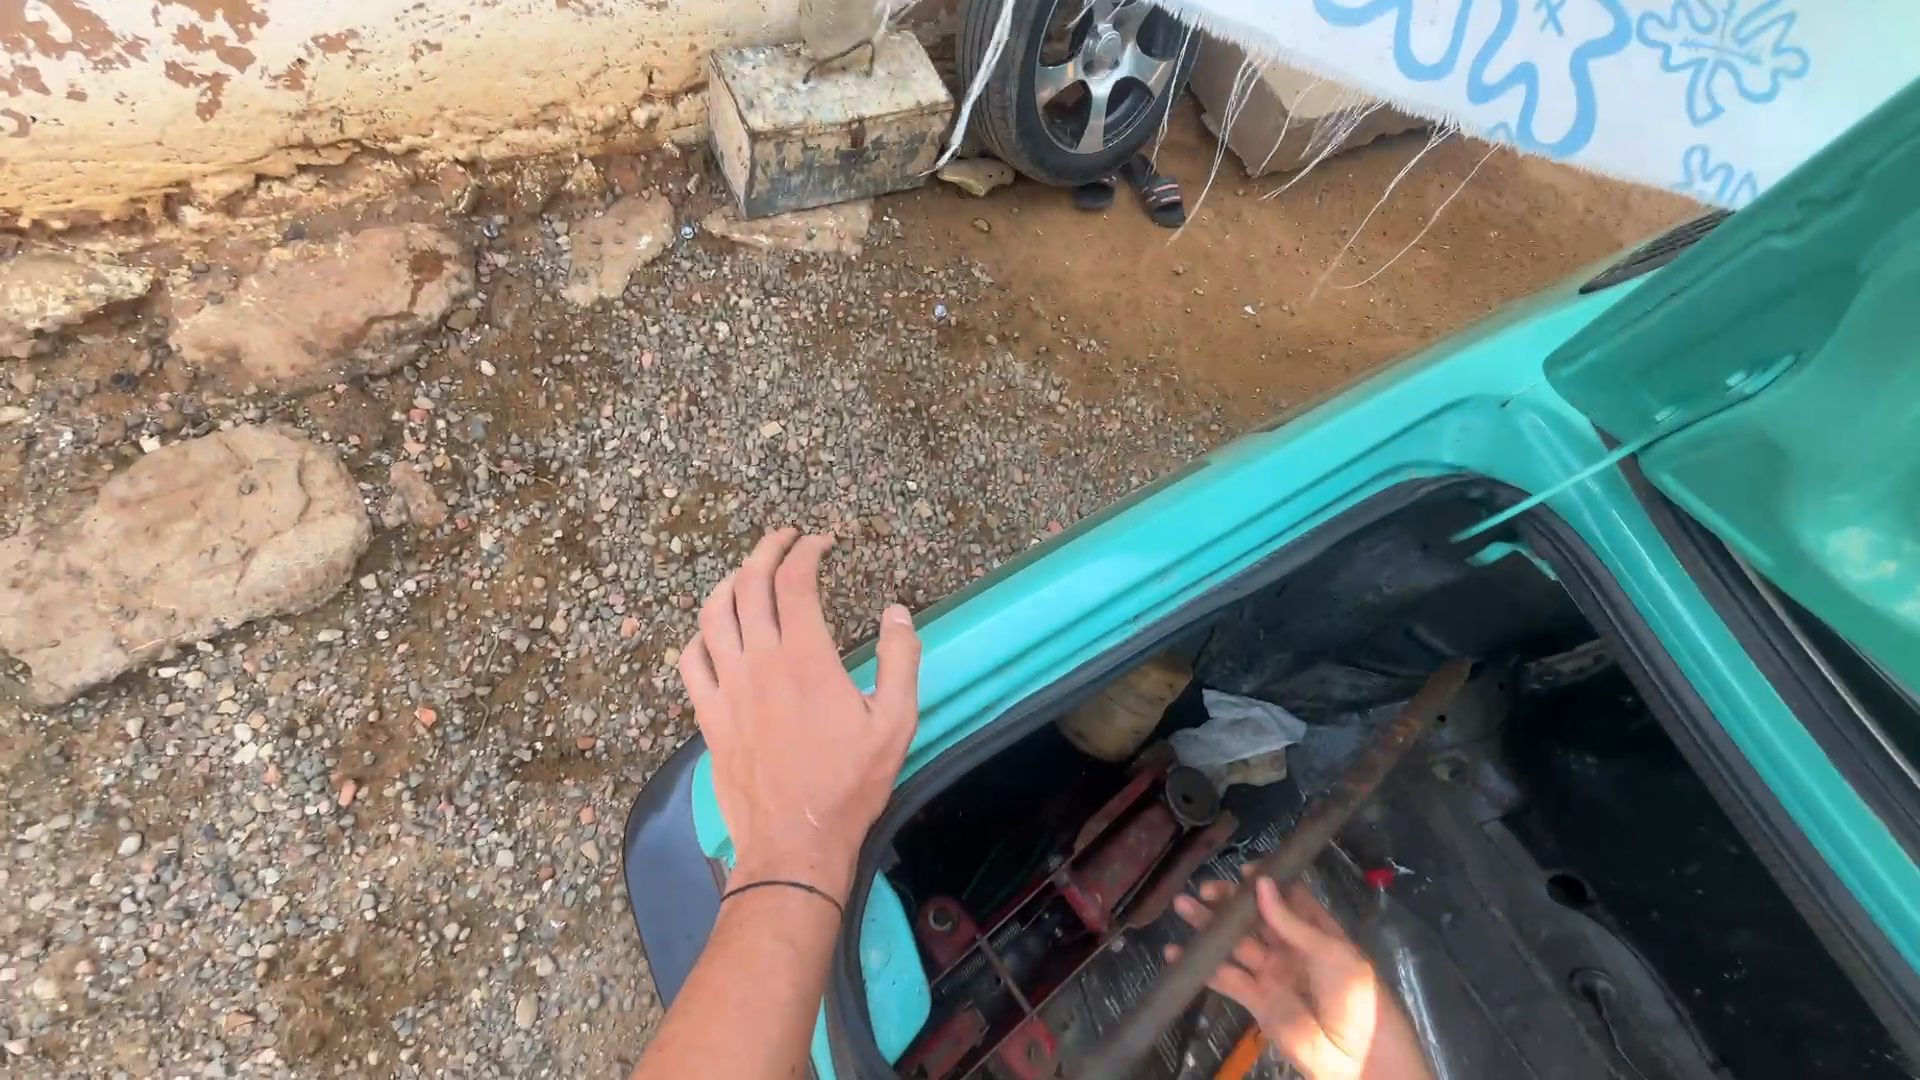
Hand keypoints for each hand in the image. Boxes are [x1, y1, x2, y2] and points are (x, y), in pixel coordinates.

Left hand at [679, 528, 920, 904]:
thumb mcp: (896, 721)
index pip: (795, 581)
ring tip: (749, 571)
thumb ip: (901, 658)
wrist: (794, 844)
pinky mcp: (709, 715)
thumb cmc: (850, 784)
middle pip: (749, 584)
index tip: (823, 542)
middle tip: (786, 538)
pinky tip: (716, 631)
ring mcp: (727, 688)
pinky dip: (701, 633)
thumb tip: (896, 610)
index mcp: (805, 659)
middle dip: (767, 549)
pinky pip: (691, 659)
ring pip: (713, 614)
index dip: (807, 551)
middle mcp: (759, 662)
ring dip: (731, 581)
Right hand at [1167, 876, 1432, 1079]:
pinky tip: (1177, 953)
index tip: (1243, 872)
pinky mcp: (1255, 999)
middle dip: (1228, 900)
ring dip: (1207, 924)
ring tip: (1182, 906)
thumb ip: (1292, 922)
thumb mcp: (1333, 954)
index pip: (1284, 896)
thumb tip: (1260, 882)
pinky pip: (1224, 977)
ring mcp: (1269, 971)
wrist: (1360, 1061)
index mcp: (1313, 929)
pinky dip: (1201, 965)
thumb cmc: (1357, 999)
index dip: (1263, 881)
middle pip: (1252, 915)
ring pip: (1233, 941)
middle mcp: (1287, 945)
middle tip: (1205, 890)